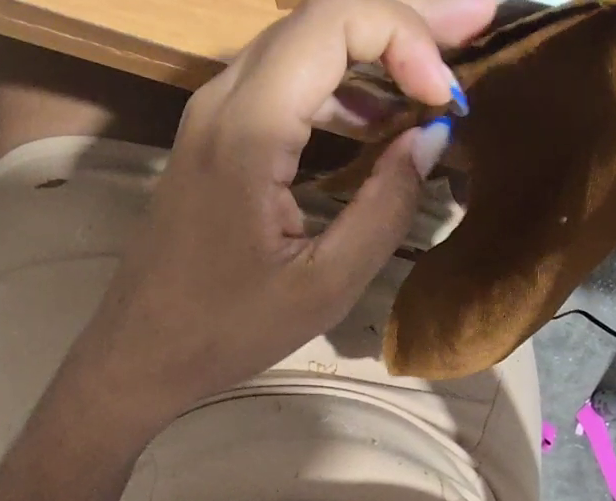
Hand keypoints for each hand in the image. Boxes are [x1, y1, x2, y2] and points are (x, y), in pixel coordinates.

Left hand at [63, 0, 493, 422]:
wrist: (141, 352)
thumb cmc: (228, 330)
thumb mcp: (324, 285)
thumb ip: (385, 206)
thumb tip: (430, 137)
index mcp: (248, 129)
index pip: (333, 23)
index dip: (406, 36)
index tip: (446, 97)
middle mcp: (221, 100)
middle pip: (318, 19)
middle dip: (402, 21)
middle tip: (474, 26)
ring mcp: (209, 116)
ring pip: (298, 48)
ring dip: (370, 52)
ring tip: (436, 74)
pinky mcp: (210, 140)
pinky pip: (279, 86)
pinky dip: (334, 88)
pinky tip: (376, 118)